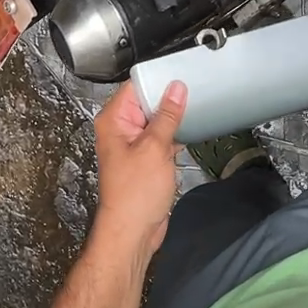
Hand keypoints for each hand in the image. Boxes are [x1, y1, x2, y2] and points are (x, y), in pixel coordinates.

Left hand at [91, 81, 187, 253]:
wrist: (132, 234)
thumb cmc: (134, 194)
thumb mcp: (155, 147)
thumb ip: (167, 116)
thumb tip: (176, 89)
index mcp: (114, 119)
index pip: (135, 86)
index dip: (156, 79)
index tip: (178, 73)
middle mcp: (120, 129)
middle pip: (146, 102)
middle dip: (167, 98)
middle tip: (191, 90)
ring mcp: (132, 144)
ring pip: (155, 120)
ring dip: (172, 118)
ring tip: (194, 108)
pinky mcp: (144, 159)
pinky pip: (159, 138)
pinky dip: (173, 135)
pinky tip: (189, 131)